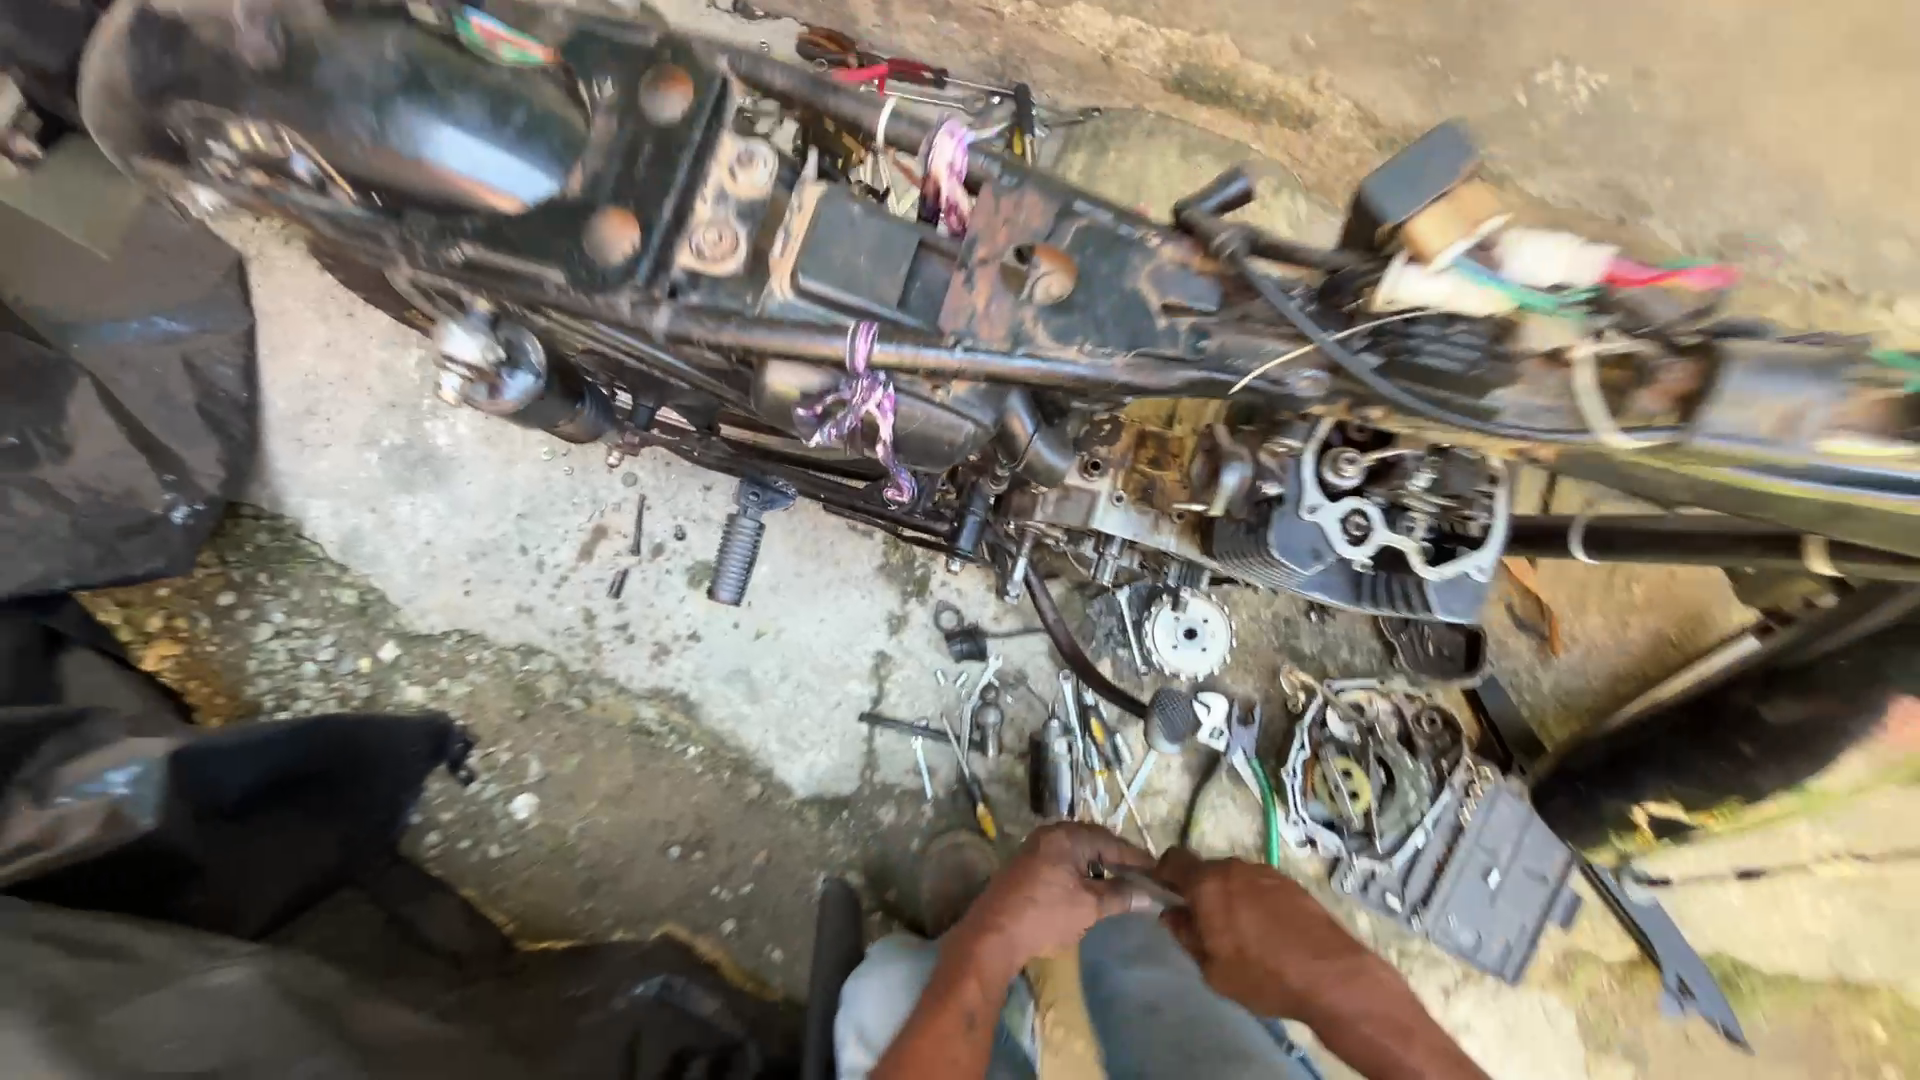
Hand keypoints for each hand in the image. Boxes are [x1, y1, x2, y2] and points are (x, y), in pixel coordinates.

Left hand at [948, 823, 1155, 973]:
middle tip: (1141, 874)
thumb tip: (1148, 894)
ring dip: (1098, 863)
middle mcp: (1050, 834)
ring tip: (1120, 881)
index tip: (1158, 870)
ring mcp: (1035, 848)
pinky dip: (1081, 869)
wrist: (993, 933)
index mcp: (1066, 836)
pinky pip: (1062, 859)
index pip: (1110, 841)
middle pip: (1092, 840)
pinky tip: (1090, 885)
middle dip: (1117, 857)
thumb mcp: (1089, 906)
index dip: (1135, 857)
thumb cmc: (1045, 915)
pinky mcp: (1027, 865)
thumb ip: (1120, 895)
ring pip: (1076, 850)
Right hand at [1155, 847, 1392, 1021]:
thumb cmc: (1263, 976)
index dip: (1164, 873)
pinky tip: (1272, 933)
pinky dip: (1257, 902)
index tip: (1167, 895)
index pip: (1173, 859)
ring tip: (1247, 934)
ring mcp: (1265, 872)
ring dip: (1231, 898)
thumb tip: (1172, 915)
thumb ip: (1186, 936)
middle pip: (1206, 871)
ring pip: (1234, 879)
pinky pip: (1260, 886)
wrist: (1332, 976)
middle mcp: (1233, 868)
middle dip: (1202, 893)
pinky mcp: (1291, 882)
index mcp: (1206, 884)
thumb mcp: (1212, 970)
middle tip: (1210, 927)